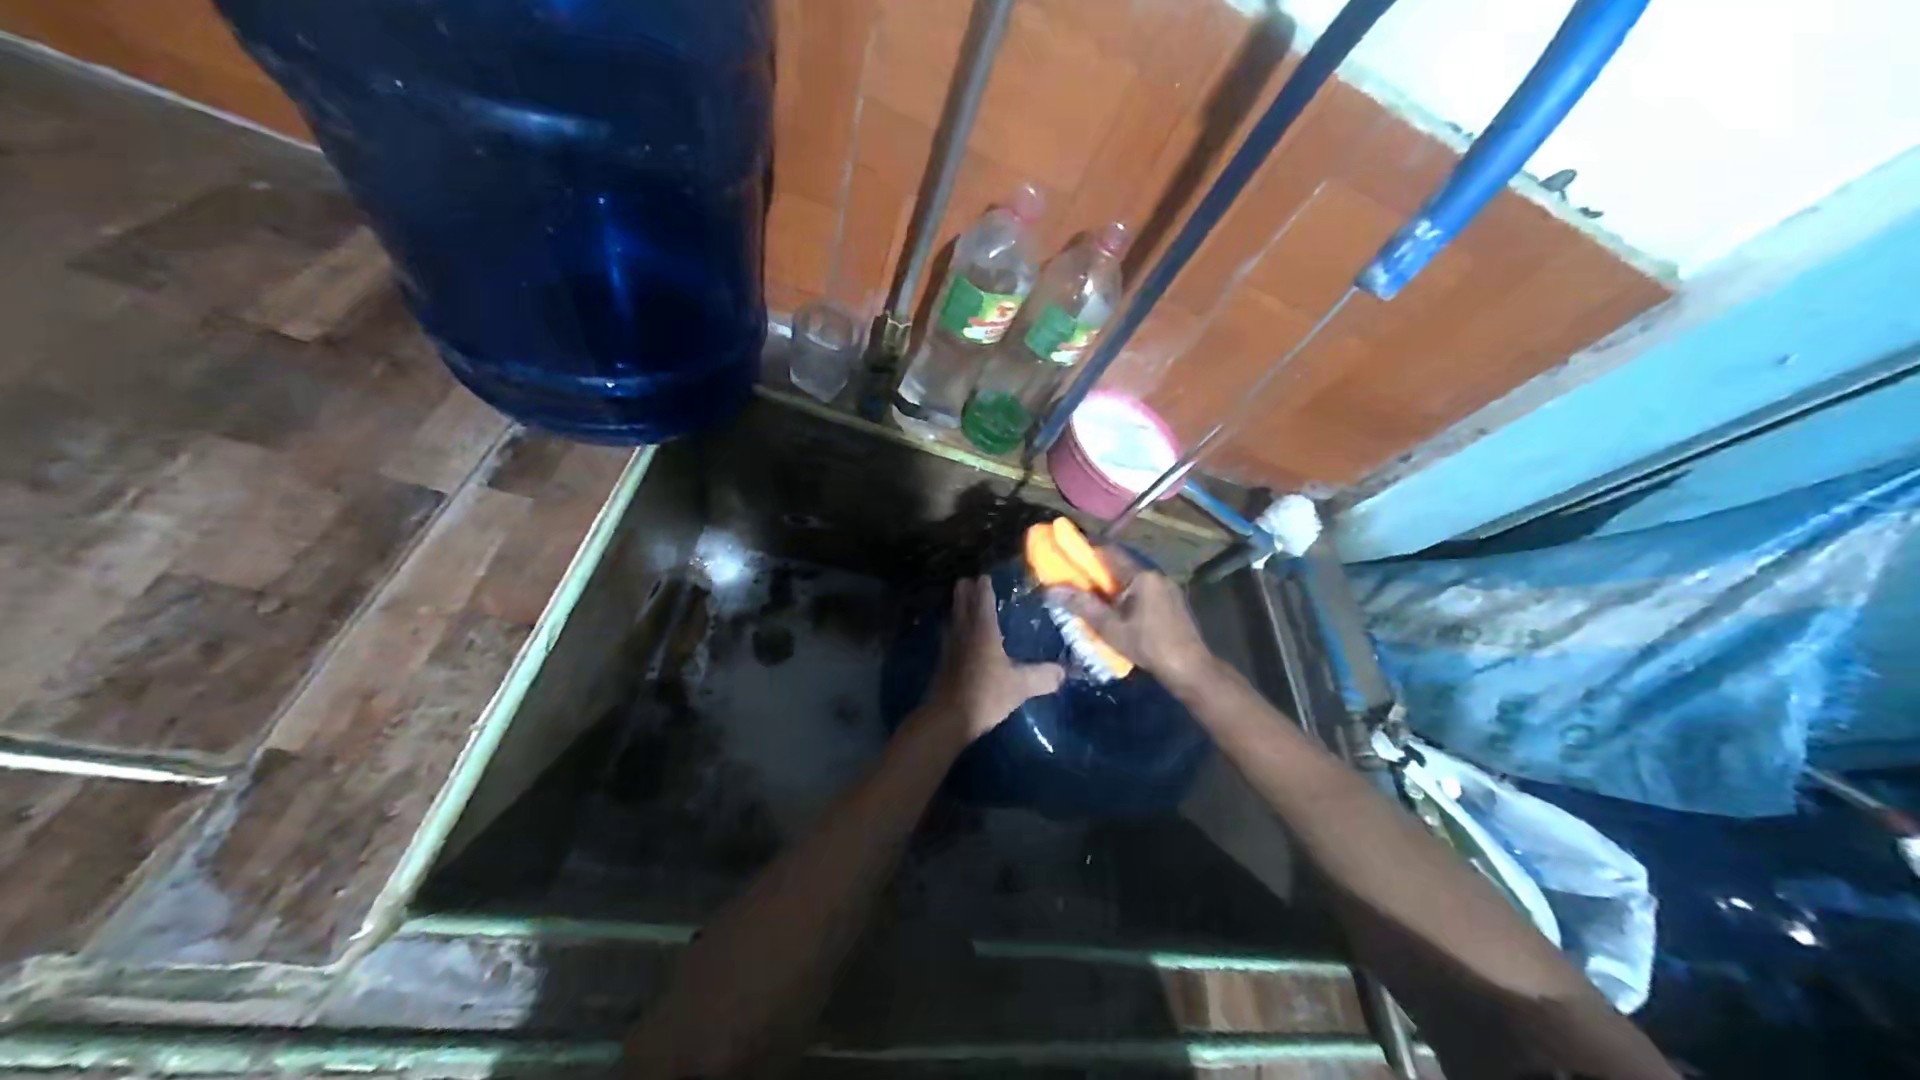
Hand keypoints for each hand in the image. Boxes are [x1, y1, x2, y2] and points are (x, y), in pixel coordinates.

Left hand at [923, 576, 1064, 741]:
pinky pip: (951, 631)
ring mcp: (948, 642)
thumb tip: (1064, 672)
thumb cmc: (984, 695)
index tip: (995, 576)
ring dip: (963, 606)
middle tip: (988, 589)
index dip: (986, 582)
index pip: (981, 592)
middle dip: (970, 587)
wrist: (945, 719)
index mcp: (981, 627)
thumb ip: (1043, 676)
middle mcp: (962, 628)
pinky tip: (970, 639)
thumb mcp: (1020, 687)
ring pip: (953, 612)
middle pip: (961, 595)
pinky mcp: (942, 657)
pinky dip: (959, 627)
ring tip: (980, 610)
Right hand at [1045, 548, 1212, 686]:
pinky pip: (1144, 588)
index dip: (1086, 551)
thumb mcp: (1109, 627)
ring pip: (1132, 577)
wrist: (1189, 667)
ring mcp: (1167, 587)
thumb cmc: (1147, 645)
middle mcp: (1156, 574)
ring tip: (1094, 597)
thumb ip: (1081, 605)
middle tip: (1076, 581)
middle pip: (1120, 564)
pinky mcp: (1172, 601)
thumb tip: (1051, 590)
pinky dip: (1127, 593)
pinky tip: (1119, 610)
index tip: (1067, 557)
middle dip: (1097, 571)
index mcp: (1141, 575)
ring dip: (1112, 584)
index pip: (1108, 551)